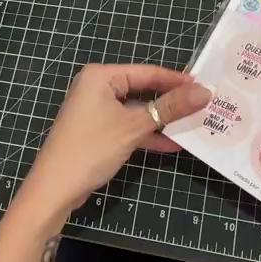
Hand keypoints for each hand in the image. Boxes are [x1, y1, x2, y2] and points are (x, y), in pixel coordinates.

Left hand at [19, 64, 210, 219]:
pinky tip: (172, 144)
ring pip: (136, 110)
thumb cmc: (92, 148)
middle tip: (202, 105)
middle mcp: (96, 87)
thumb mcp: (134, 127)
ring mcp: (95, 110)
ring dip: (161, 120)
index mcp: (101, 76)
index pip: (147, 72)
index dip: (177, 80)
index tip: (205, 86)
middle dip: (170, 101)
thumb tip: (204, 92)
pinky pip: (128, 126)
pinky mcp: (96, 131)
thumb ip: (170, 108)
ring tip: (193, 125)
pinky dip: (147, 134)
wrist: (55, 188)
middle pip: (142, 90)